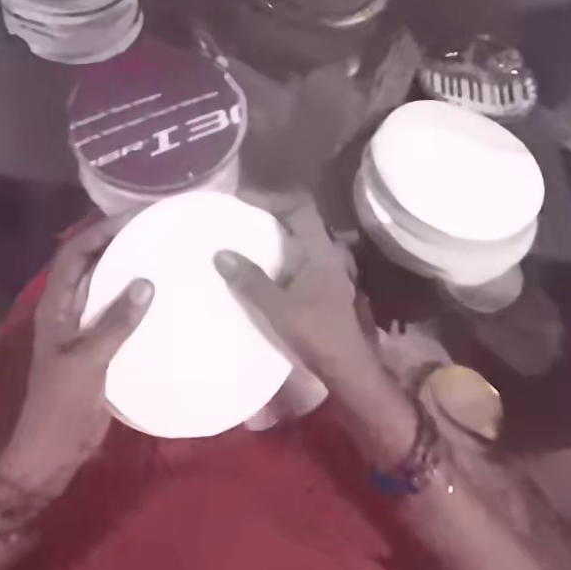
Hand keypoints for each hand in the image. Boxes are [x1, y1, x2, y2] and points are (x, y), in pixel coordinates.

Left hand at [0, 219, 151, 496]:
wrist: (52, 450)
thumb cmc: (61, 403)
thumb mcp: (88, 360)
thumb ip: (116, 322)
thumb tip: (146, 282)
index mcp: (55, 305)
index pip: (73, 254)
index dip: (98, 232)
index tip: (132, 218)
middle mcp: (67, 309)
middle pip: (89, 265)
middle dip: (115, 243)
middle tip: (152, 230)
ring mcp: (81, 328)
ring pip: (103, 287)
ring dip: (125, 270)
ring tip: (160, 254)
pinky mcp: (97, 347)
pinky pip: (116, 314)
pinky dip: (134, 301)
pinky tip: (161, 298)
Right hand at [214, 203, 417, 463]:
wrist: (350, 371)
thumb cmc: (317, 335)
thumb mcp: (277, 308)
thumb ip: (250, 280)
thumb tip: (220, 253)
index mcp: (321, 252)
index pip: (300, 208)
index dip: (272, 198)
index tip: (242, 199)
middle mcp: (329, 256)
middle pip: (299, 223)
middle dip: (269, 216)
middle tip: (238, 217)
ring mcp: (329, 273)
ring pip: (299, 243)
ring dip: (274, 238)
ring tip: (243, 240)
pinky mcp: (324, 290)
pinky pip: (298, 262)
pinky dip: (279, 258)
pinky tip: (259, 270)